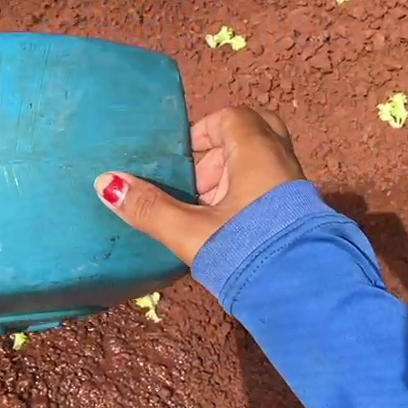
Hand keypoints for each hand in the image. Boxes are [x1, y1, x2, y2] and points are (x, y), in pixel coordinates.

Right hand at [93, 105, 305, 264]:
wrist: (301, 290)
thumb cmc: (244, 249)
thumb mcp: (188, 231)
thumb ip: (148, 208)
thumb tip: (105, 183)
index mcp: (256, 151)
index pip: (230, 117)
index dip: (202, 131)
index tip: (181, 158)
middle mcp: (280, 160)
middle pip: (250, 134)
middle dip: (219, 153)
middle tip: (196, 182)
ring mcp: (292, 186)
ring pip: (260, 162)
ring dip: (230, 178)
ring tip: (205, 210)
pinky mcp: (298, 212)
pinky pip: (269, 186)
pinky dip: (245, 196)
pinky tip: (226, 227)